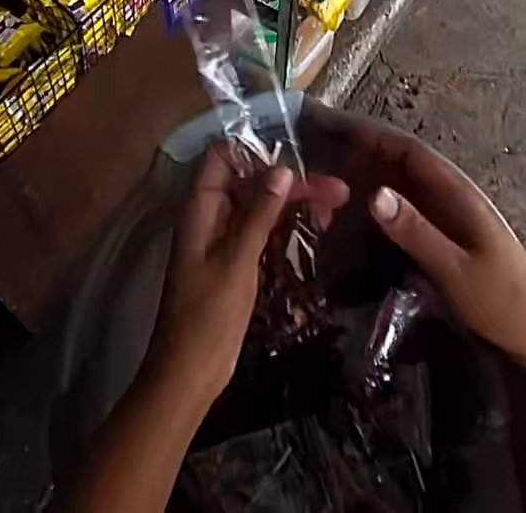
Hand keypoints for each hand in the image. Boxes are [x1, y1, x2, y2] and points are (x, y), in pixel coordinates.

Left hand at [145, 143, 351, 403]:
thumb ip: (259, 213)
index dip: (256, 150)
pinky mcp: (238, 257)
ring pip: (263, 204)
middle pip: (253, 181)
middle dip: (292, 181)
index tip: (295, 157)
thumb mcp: (237, 260)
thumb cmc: (207, 316)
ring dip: (296, 201)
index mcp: (201, 208)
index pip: (223, 156)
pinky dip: (289, 223)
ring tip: (336, 205)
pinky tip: (319, 225)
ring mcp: (225, 237)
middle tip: (336, 189)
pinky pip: (265, 227)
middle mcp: (213, 215)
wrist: (189, 375)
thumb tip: (282, 170)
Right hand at [305, 107, 525, 370]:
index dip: (376, 137)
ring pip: (402, 190)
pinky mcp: (446, 241)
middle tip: (321, 163)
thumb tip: (374, 193)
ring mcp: (449, 220)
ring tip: (329, 188)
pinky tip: (358, 220)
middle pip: (402, 166)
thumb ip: (417, 231)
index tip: (338, 130)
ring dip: (370, 183)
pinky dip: (381, 210)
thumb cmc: (504, 299)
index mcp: (457, 194)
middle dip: (365, 158)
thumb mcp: (457, 268)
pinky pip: (408, 214)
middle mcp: (451, 199)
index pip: (410, 153)